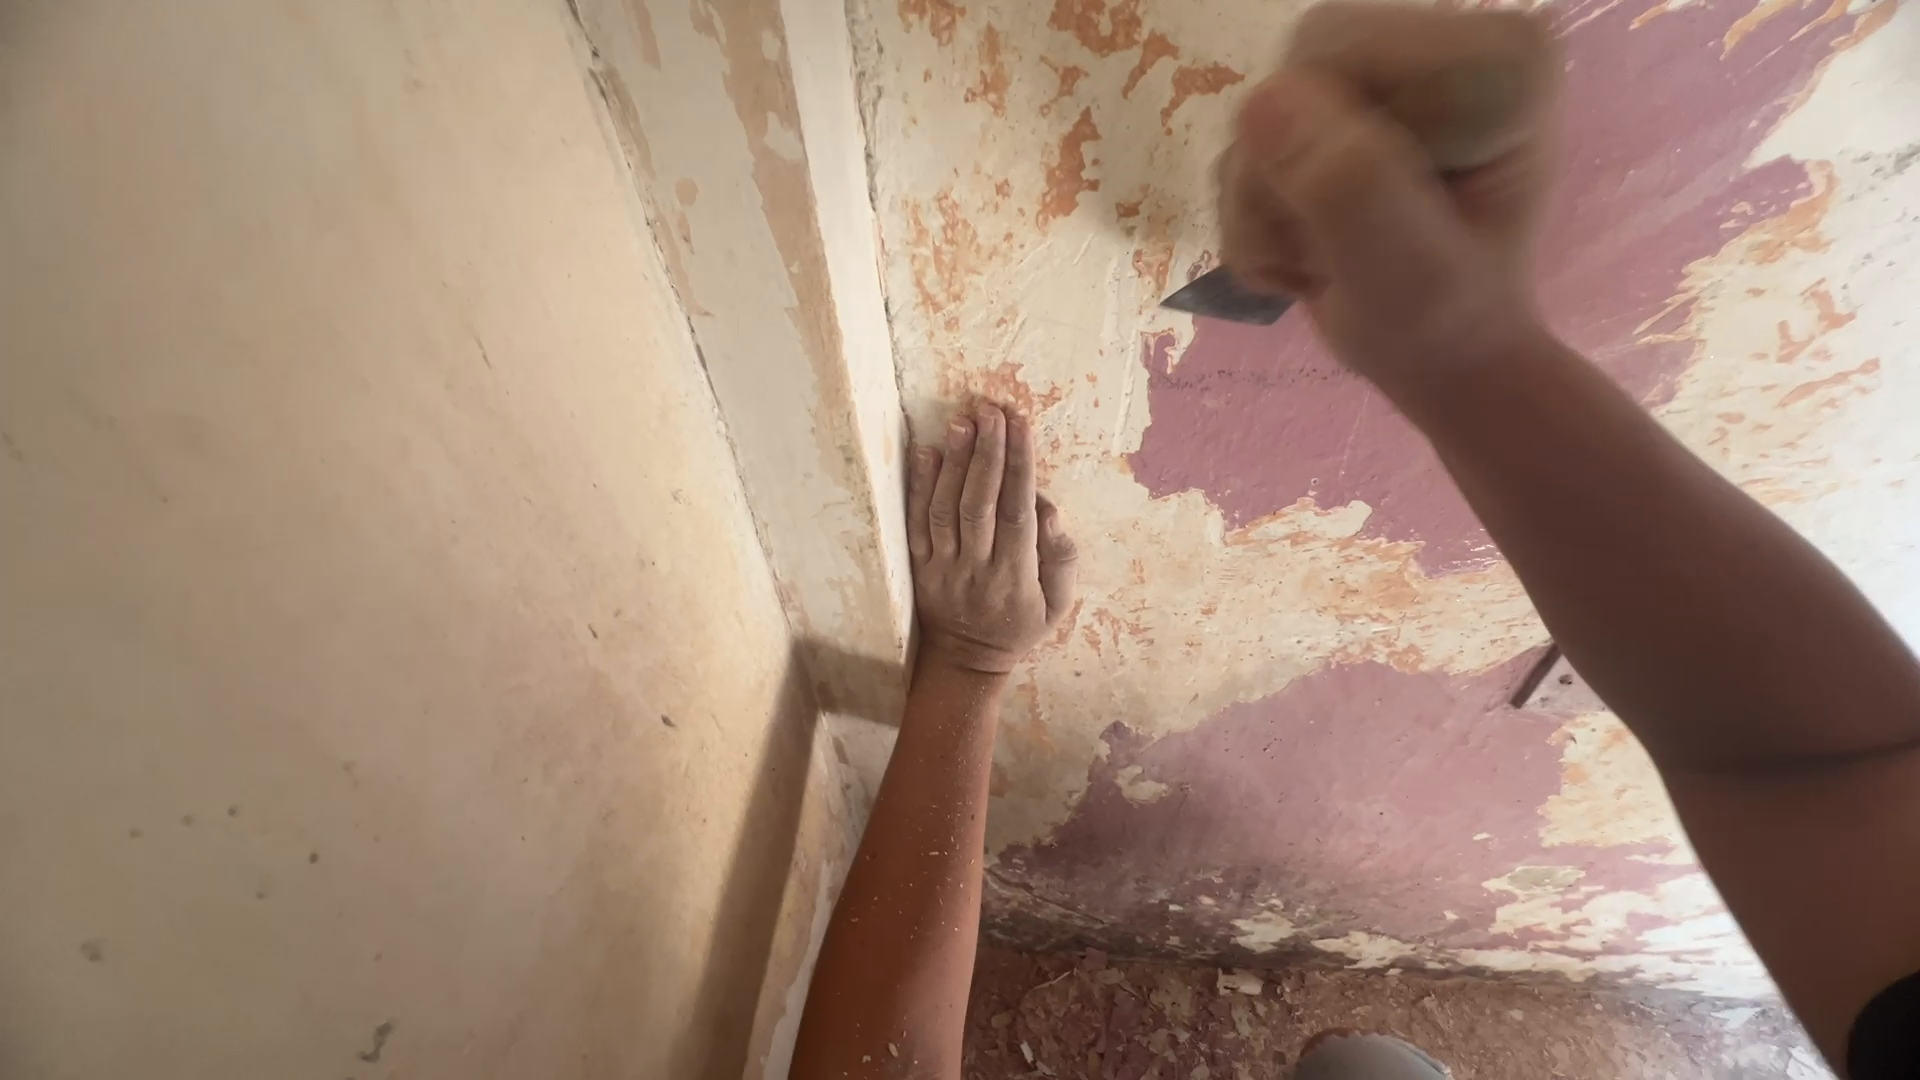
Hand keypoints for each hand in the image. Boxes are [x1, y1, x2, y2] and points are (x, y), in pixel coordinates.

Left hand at [906, 403, 1077, 674]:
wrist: (966, 661)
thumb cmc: (1019, 626)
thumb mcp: (1058, 604)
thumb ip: (1060, 558)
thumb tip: (1049, 509)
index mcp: (1016, 576)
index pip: (1018, 511)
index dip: (1020, 466)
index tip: (1022, 425)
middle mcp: (977, 569)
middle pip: (980, 504)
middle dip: (987, 453)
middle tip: (990, 411)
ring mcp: (943, 568)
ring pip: (946, 510)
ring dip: (953, 463)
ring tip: (961, 421)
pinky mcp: (918, 567)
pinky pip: (916, 525)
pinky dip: (920, 487)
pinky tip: (925, 452)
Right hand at [1218, 3, 1557, 391]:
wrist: (1429, 360)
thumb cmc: (1438, 324)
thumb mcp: (1404, 271)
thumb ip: (1350, 186)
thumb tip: (1261, 99)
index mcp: (1489, 59)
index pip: (1338, 50)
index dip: (1308, 150)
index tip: (1348, 232)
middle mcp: (1435, 52)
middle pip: (1289, 78)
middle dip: (1272, 185)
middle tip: (1316, 253)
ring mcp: (1374, 92)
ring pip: (1253, 126)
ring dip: (1255, 215)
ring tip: (1312, 264)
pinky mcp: (1327, 132)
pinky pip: (1242, 159)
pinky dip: (1248, 224)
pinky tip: (1297, 256)